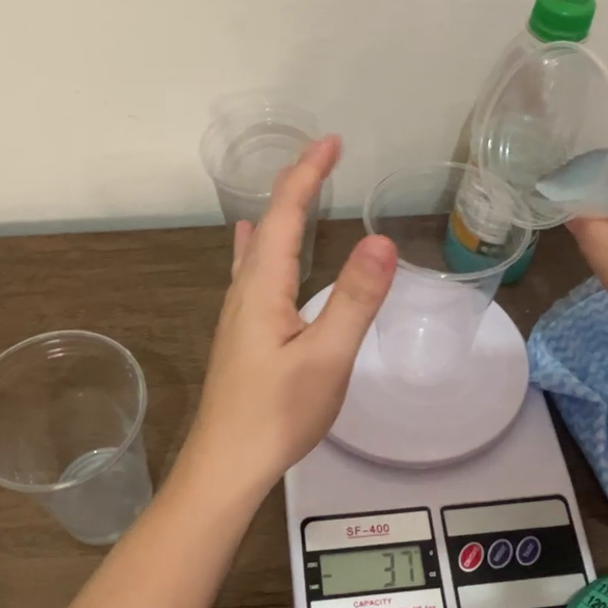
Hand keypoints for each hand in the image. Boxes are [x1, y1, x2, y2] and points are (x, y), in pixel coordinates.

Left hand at [179, 137, 398, 493]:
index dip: (308, 174)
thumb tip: (381, 239)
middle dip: (297, 184)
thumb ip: (354, 299)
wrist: (226, 466)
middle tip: (326, 157)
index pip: (286, 214)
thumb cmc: (277, 414)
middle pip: (269, 223)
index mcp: (263, 287)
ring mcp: (239, 314)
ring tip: (297, 188)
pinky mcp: (243, 335)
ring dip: (281, 212)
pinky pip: (254, 271)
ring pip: (259, 248)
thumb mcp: (327, 357)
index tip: (332, 141)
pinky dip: (266, 244)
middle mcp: (245, 291)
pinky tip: (255, 247)